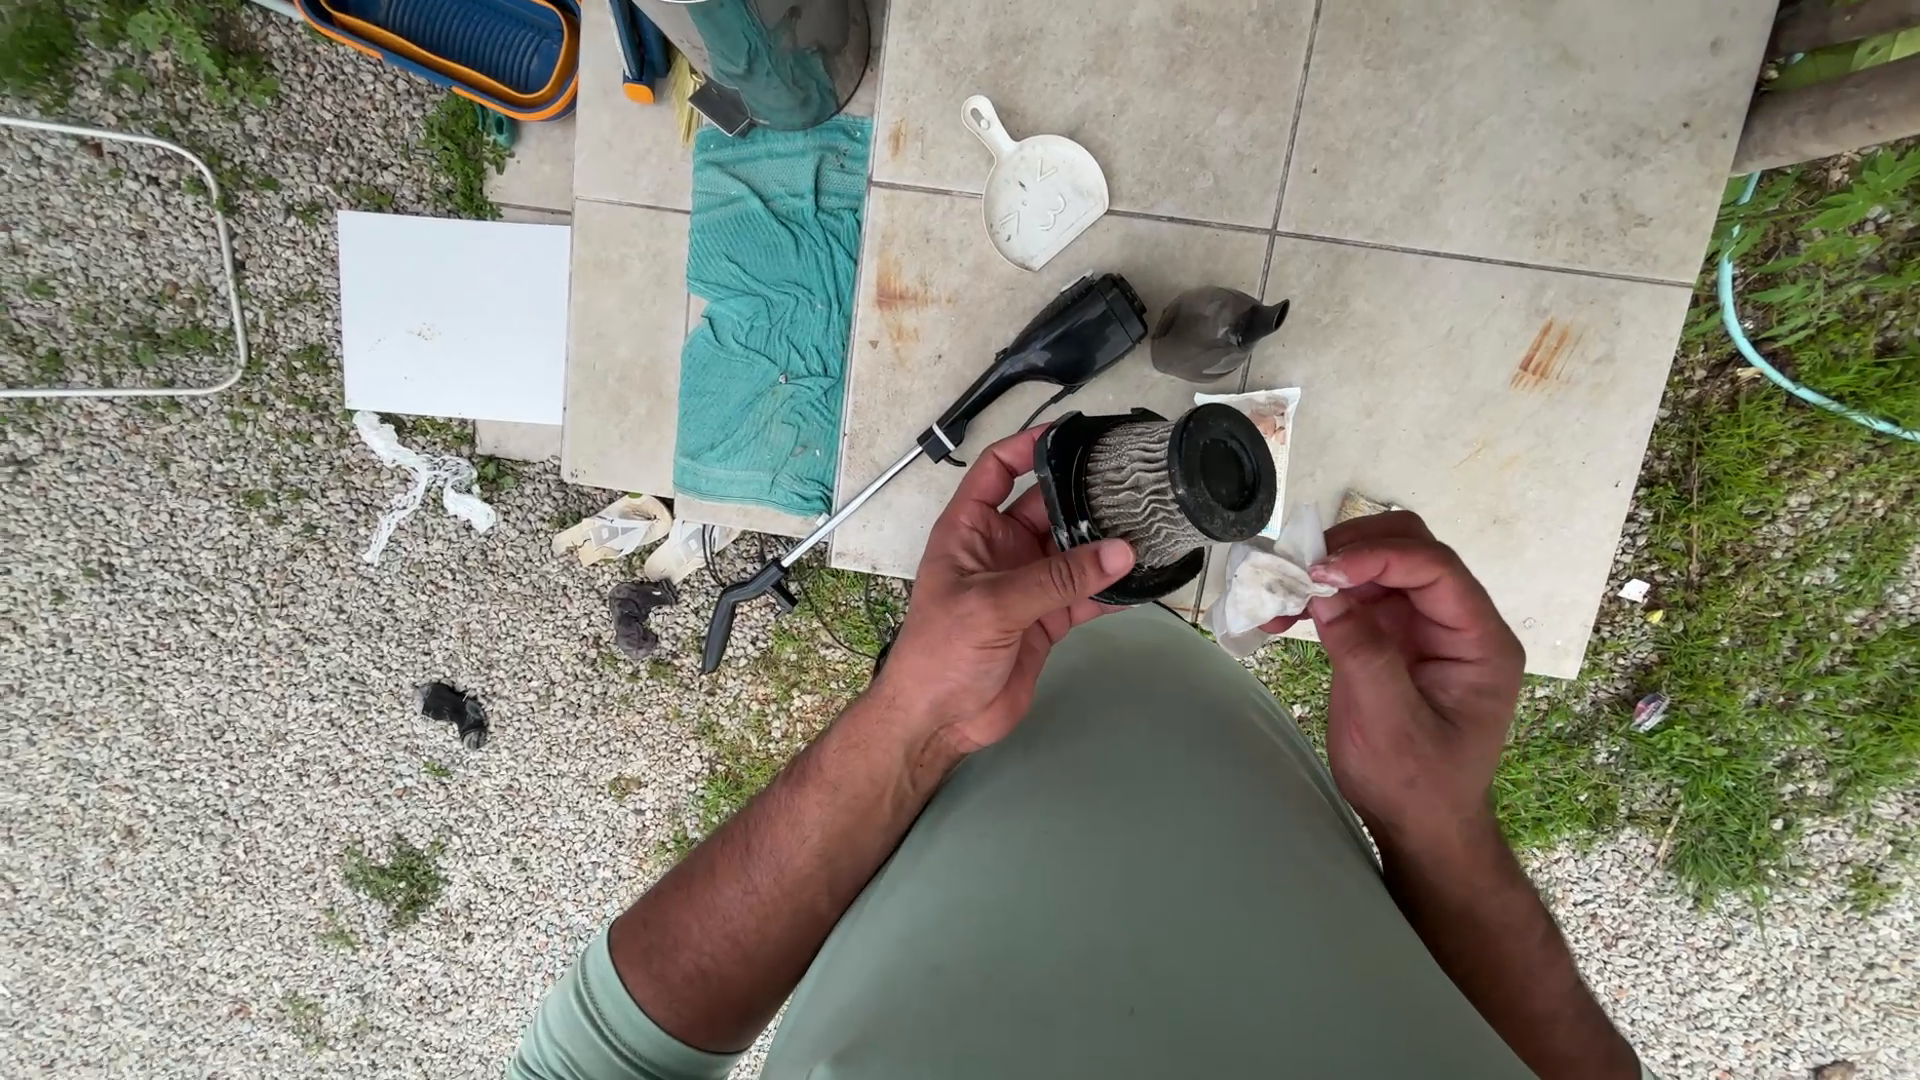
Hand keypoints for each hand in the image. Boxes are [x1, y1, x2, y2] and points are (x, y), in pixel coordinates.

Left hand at [871, 428, 1134, 756]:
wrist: (939, 720)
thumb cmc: (941, 651)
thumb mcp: (992, 606)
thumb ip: (1055, 579)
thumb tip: (1119, 551)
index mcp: (969, 529)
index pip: (997, 470)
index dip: (1029, 446)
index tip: (1075, 433)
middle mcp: (1000, 548)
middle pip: (1047, 507)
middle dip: (1084, 495)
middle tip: (1133, 484)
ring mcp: (1025, 584)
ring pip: (1071, 551)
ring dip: (1104, 544)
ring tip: (1149, 526)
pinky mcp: (1046, 618)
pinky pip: (1084, 594)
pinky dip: (1110, 589)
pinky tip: (1141, 579)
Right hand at [1266, 512, 1522, 846]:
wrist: (1416, 822)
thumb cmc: (1416, 783)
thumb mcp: (1391, 724)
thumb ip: (1364, 655)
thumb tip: (1324, 594)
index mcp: (1478, 641)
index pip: (1434, 568)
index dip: (1377, 557)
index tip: (1318, 572)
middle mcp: (1452, 622)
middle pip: (1408, 549)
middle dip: (1351, 549)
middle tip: (1297, 569)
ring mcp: (1417, 626)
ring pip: (1373, 565)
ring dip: (1324, 571)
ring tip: (1278, 594)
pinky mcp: (1383, 636)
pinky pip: (1348, 596)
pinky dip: (1313, 598)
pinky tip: (1279, 617)